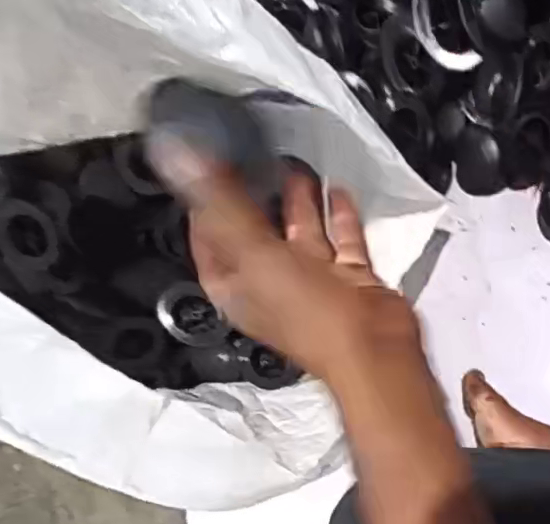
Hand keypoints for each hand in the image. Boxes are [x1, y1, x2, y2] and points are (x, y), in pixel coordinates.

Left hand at [149, 140, 422, 382]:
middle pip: (257, 230)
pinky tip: (336, 190)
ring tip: (292, 161)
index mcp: (238, 286)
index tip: (204, 155)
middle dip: (254, 192)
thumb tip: (175, 150)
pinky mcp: (351, 281)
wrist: (374, 350)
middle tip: (249, 149)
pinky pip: (343, 242)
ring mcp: (315, 284)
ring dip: (298, 200)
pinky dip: (340, 217)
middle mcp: (274, 285)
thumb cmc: (311, 316)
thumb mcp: (251, 252)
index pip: (210, 234)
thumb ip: (218, 200)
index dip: (205, 197)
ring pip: (302, 233)